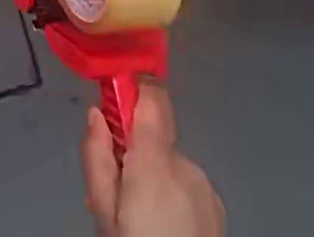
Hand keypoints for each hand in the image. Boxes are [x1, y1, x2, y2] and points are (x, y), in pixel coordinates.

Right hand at [82, 83, 224, 236]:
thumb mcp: (103, 215)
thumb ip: (97, 159)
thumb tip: (95, 112)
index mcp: (156, 160)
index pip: (151, 97)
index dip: (132, 91)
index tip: (113, 102)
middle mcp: (186, 163)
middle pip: (157, 135)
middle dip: (136, 150)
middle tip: (117, 189)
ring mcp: (206, 185)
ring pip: (172, 163)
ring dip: (155, 176)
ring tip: (139, 218)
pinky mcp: (217, 206)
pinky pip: (188, 185)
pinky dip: (174, 195)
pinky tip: (164, 228)